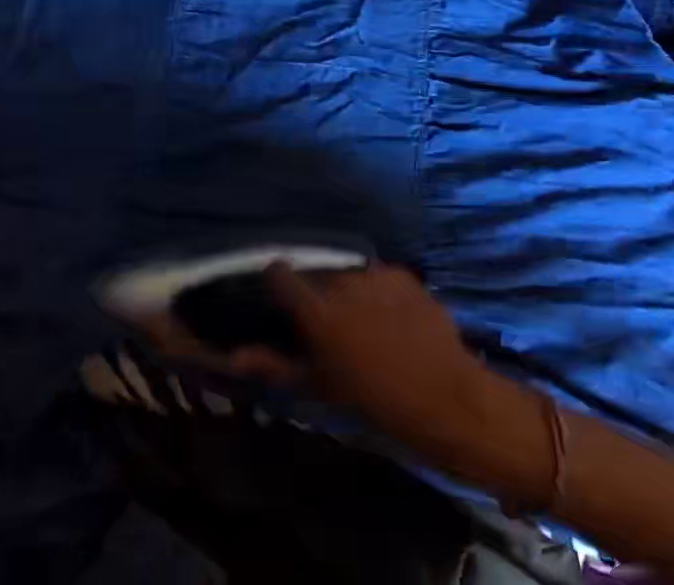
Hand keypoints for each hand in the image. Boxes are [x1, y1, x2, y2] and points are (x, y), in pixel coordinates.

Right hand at [229, 264, 506, 451]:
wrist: (440, 393)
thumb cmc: (372, 398)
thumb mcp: (319, 386)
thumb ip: (275, 366)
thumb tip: (233, 356)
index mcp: (317, 311)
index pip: (281, 274)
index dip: (277, 279)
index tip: (278, 291)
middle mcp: (343, 283)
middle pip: (319, 276)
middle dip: (319, 293)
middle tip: (330, 321)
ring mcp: (376, 274)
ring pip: (350, 275)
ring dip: (349, 290)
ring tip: (363, 318)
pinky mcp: (403, 274)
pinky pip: (379, 275)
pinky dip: (378, 289)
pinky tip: (390, 314)